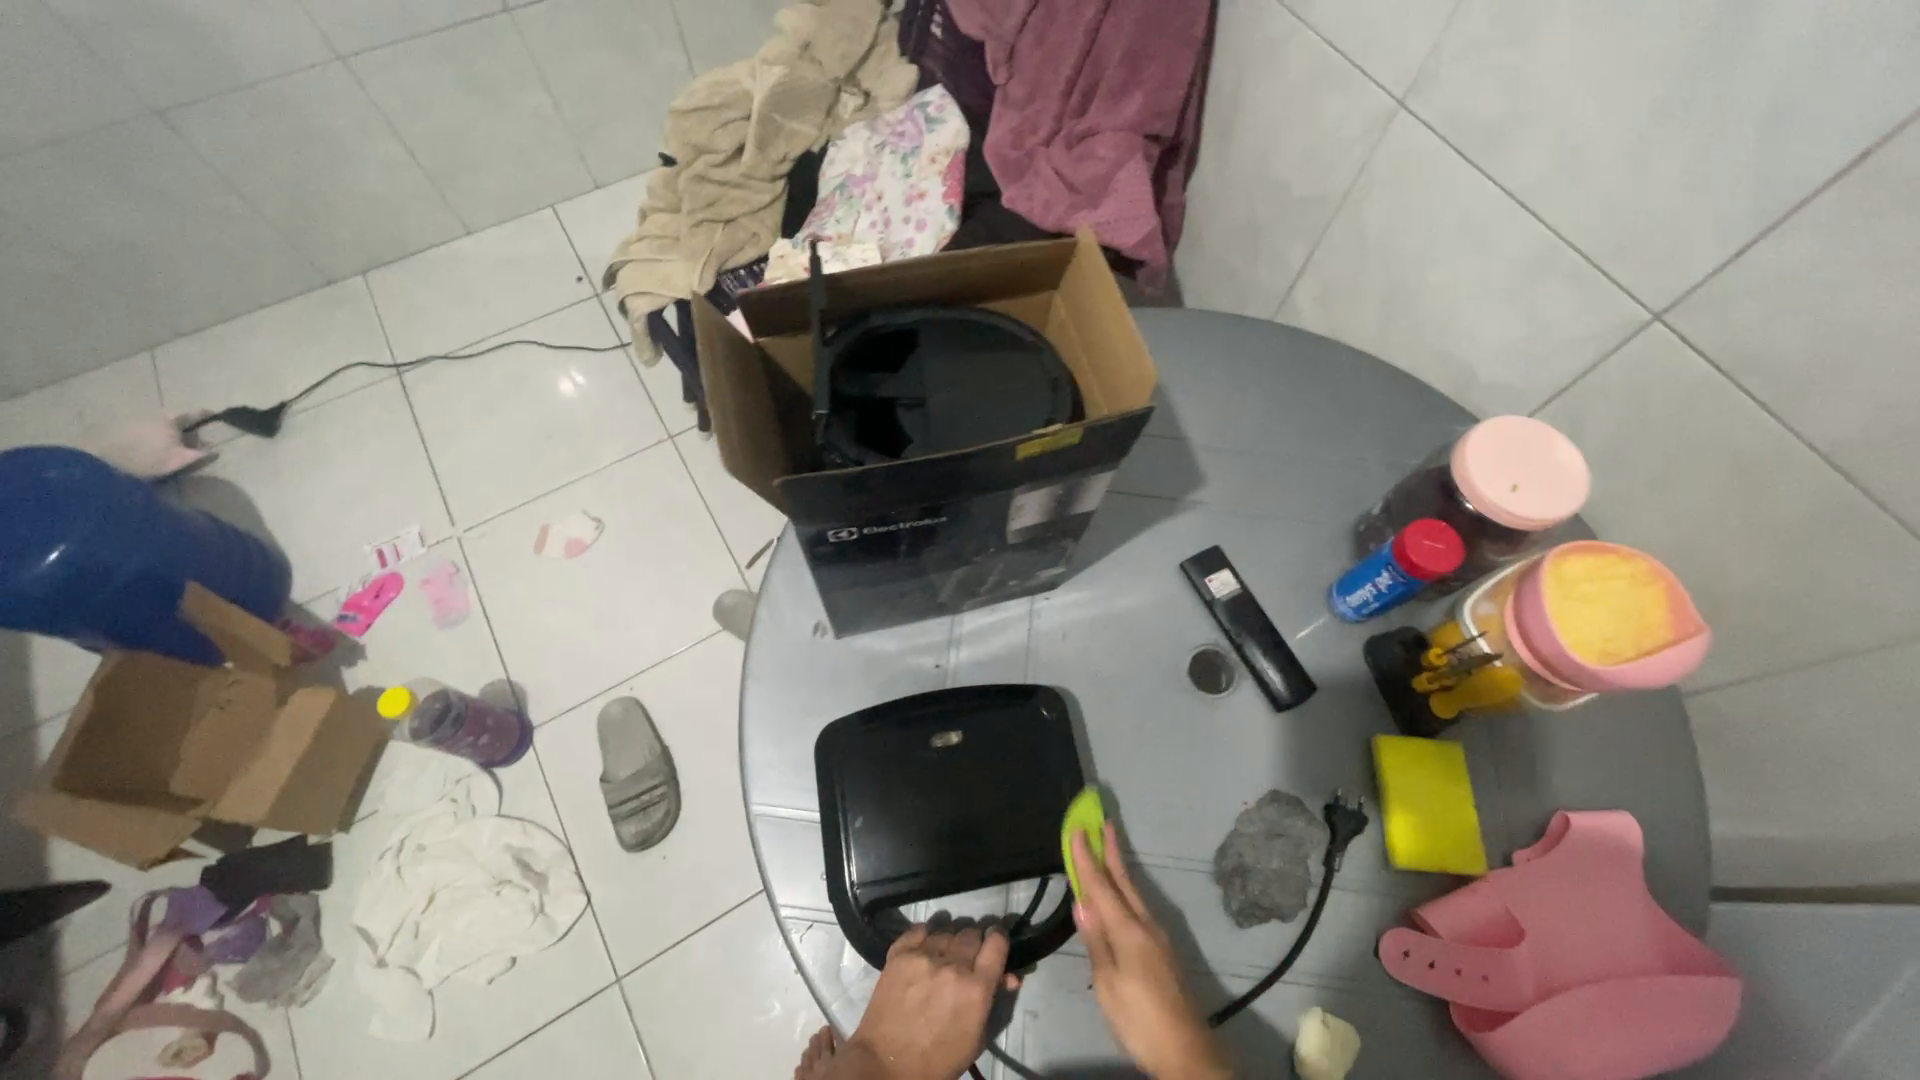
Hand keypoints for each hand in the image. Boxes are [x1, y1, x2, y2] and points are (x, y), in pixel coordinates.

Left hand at [841, 923, 1014, 1079]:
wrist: (888, 1064)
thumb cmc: (939, 1059)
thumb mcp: (977, 1039)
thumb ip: (997, 1001)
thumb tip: (1011, 975)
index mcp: (977, 988)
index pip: (997, 942)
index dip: (998, 939)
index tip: (994, 944)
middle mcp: (953, 965)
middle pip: (971, 932)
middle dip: (974, 943)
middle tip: (967, 958)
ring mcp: (924, 956)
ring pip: (946, 929)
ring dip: (949, 940)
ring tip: (943, 955)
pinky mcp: (899, 953)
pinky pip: (919, 929)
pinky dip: (925, 935)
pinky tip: (924, 949)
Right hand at [1072, 823, 1231, 1079]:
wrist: (1186, 1051)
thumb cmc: (1140, 1019)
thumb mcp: (1109, 984)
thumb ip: (1096, 941)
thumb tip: (1081, 902)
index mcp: (1129, 931)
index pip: (1102, 887)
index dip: (1088, 858)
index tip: (1079, 830)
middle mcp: (1145, 926)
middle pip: (1123, 882)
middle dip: (1111, 852)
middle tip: (1102, 822)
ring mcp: (1157, 937)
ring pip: (1133, 894)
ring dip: (1118, 869)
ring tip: (1108, 849)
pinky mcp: (1161, 950)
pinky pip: (1138, 908)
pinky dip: (1125, 891)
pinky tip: (1120, 895)